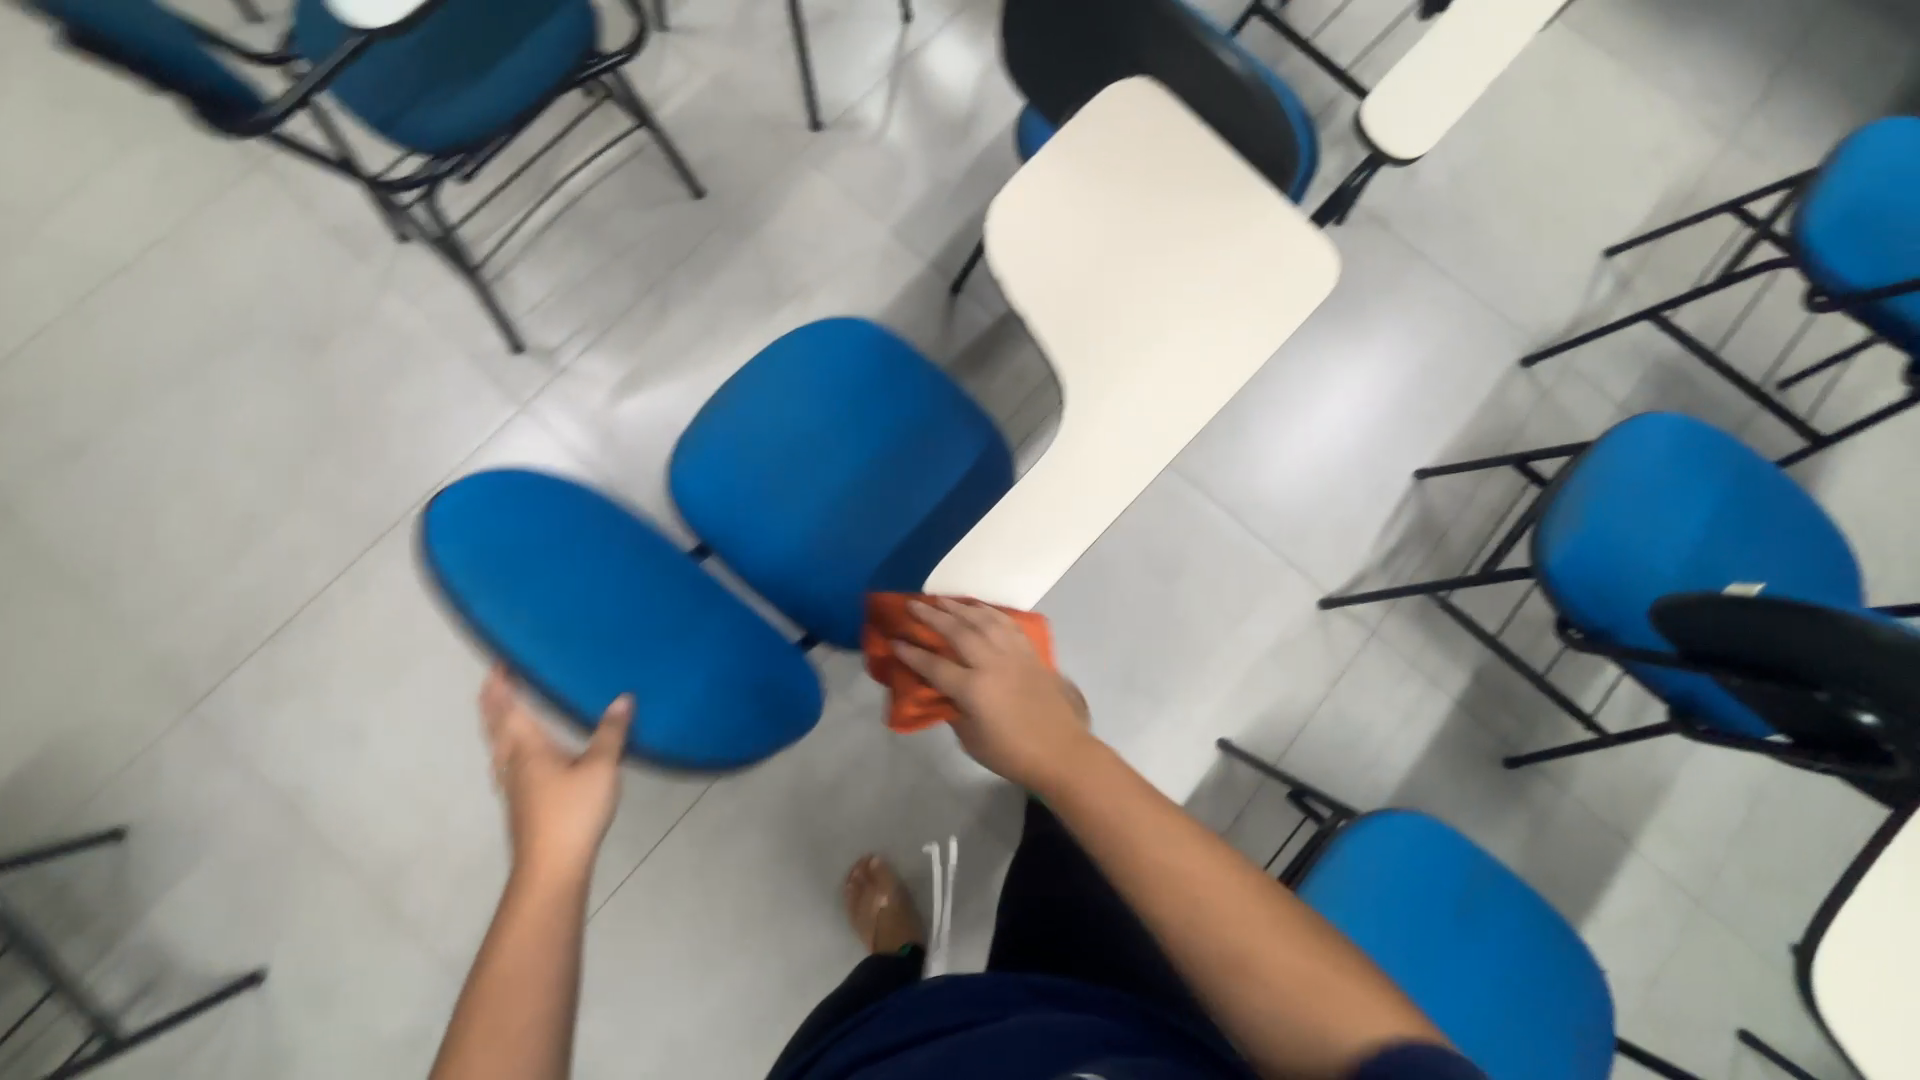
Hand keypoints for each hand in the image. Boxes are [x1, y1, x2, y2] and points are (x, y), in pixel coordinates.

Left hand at [480, 666, 631, 883]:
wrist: (551, 866)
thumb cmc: (573, 811)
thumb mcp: (602, 767)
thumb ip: (612, 732)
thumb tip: (624, 698)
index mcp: (527, 747)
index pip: (507, 709)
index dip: (500, 686)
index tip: (499, 664)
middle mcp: (512, 762)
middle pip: (495, 727)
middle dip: (494, 703)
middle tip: (497, 681)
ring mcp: (512, 786)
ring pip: (498, 748)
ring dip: (498, 726)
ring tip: (506, 713)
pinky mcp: (520, 803)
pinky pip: (507, 763)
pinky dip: (509, 747)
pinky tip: (522, 758)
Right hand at [893, 599, 1099, 792]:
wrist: (1062, 752)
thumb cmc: (1013, 754)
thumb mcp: (972, 740)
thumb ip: (956, 712)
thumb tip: (945, 694)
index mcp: (974, 690)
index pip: (934, 666)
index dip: (912, 654)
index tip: (895, 640)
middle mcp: (992, 664)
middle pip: (958, 632)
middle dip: (932, 617)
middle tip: (913, 605)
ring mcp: (1014, 655)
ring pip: (984, 621)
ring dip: (960, 608)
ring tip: (942, 600)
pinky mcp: (1031, 654)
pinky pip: (1007, 624)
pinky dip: (990, 612)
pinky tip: (979, 609)